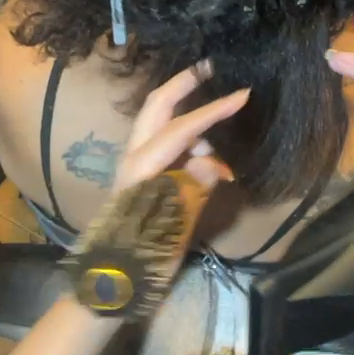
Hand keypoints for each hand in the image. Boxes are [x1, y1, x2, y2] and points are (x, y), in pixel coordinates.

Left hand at [82, 62, 248, 273]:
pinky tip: (212, 171)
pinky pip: (168, 149)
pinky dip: (191, 148)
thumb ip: (190, 192)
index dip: (212, 110)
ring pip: (164, 126)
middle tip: (212, 67)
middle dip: (184, 84)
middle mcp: (133, 158)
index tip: (244, 94)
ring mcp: (136, 167)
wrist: (109, 287)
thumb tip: (213, 164)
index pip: (180, 128)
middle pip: (157, 106)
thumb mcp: (170, 231)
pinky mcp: (142, 178)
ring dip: (193, 126)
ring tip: (222, 153)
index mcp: (139, 169)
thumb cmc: (137, 263)